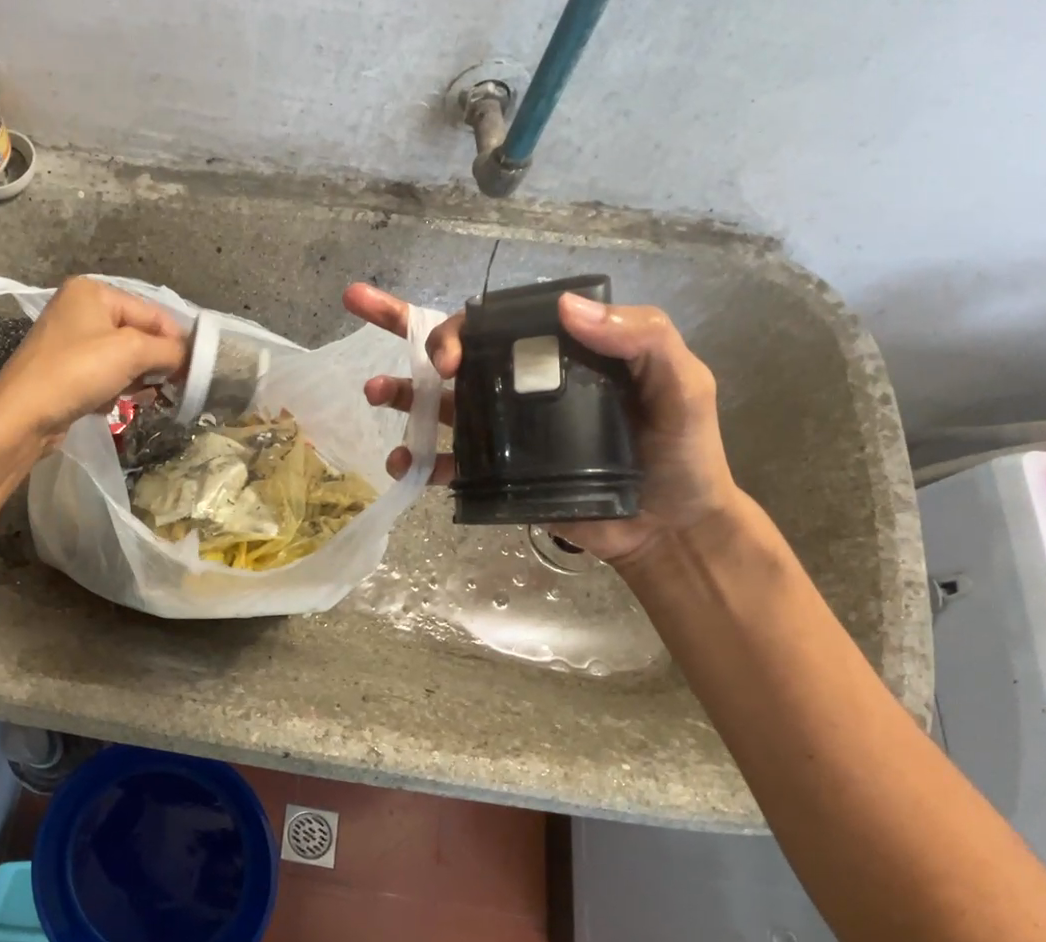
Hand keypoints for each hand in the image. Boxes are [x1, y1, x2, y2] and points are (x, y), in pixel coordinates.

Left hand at [0, 277, 186, 453]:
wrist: (22, 416)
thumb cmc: (77, 372)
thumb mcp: (131, 352)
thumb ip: (168, 350)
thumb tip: (189, 357)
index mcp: (93, 291)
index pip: (151, 312)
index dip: (176, 340)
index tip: (195, 369)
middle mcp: (80, 310)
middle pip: (137, 335)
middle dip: (154, 362)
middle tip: (171, 388)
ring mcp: (70, 342)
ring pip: (122, 359)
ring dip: (135, 380)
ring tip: (142, 399)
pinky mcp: (65, 372)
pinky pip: (103, 377)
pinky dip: (114, 390)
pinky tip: (111, 405)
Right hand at [344, 282, 742, 565]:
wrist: (668, 527)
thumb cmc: (680, 451)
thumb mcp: (683, 384)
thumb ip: (642, 340)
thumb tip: (566, 309)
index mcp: (554, 355)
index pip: (497, 322)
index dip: (457, 325)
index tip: (447, 353)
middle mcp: (518, 384)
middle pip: (451, 351)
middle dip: (400, 326)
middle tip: (363, 310)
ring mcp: (501, 430)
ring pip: (434, 403)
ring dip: (397, 393)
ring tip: (372, 392)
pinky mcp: (492, 474)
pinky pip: (444, 464)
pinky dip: (415, 462)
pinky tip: (400, 462)